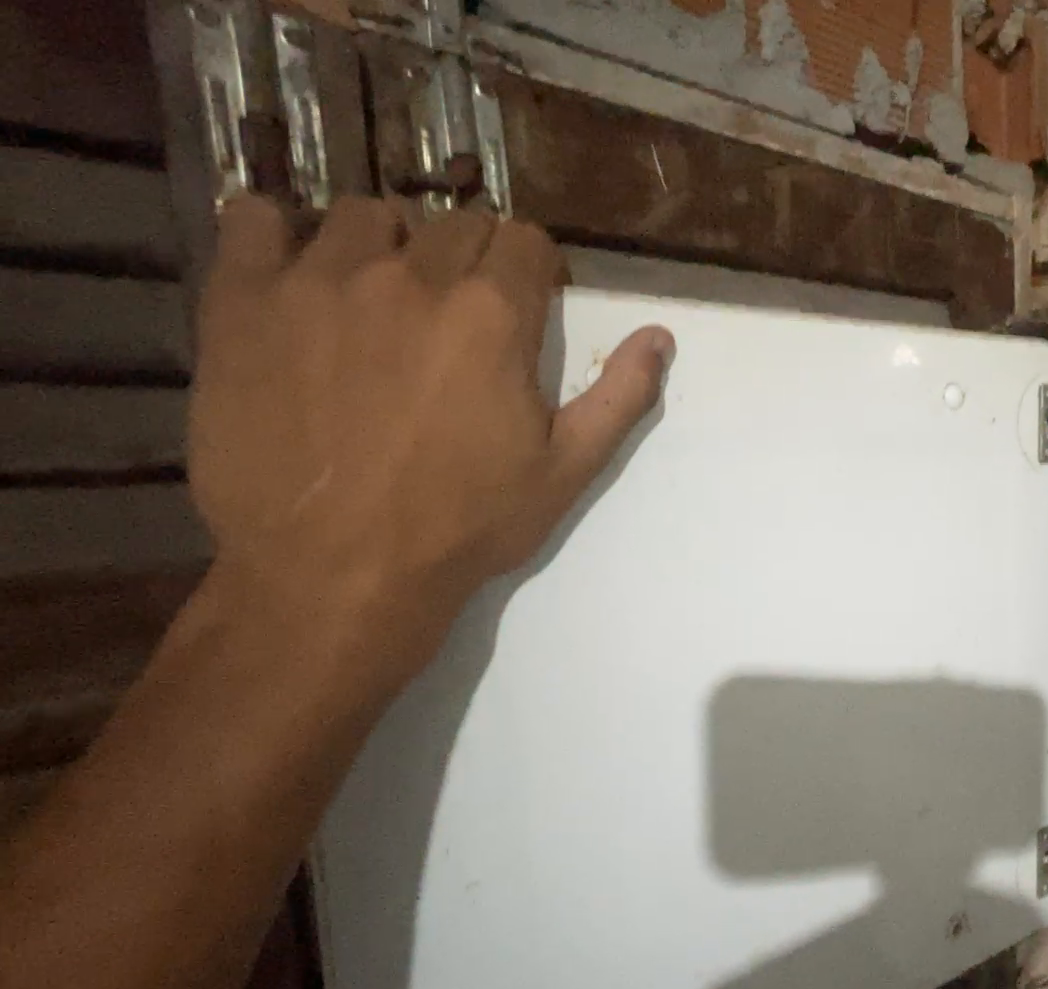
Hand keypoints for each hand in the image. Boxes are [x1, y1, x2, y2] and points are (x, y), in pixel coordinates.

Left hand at [191, 195, 670, 624]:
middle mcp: (409, 278)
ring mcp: (318, 283)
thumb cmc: (468, 522)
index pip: (525, 240)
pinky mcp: (242, 302)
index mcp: (492, 316)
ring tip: (385, 296)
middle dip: (472, 257)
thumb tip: (661, 336)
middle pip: (452, 223)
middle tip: (464, 313)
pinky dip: (279, 233)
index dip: (536, 269)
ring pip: (364, 215)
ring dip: (389, 244)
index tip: (532, 304)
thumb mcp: (569, 468)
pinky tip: (297, 273)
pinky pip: (253, 221)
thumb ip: (620, 395)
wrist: (337, 570)